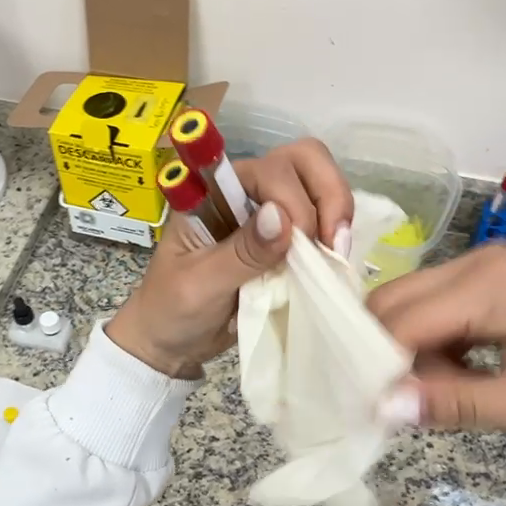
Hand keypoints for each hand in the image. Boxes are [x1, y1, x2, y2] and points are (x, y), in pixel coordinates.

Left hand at [106, 138, 352, 377]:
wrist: (170, 343)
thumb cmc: (171, 309)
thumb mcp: (201, 284)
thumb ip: (241, 253)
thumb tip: (283, 218)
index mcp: (215, 192)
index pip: (270, 168)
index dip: (294, 200)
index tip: (299, 244)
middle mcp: (245, 193)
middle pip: (304, 162)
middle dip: (329, 196)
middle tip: (333, 243)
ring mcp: (268, 216)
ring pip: (319, 188)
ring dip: (335, 218)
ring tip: (334, 258)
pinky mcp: (284, 242)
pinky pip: (320, 225)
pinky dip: (332, 241)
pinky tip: (331, 267)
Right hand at [367, 243, 505, 434]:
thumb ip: (457, 405)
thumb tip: (381, 409)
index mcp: (488, 282)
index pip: (400, 321)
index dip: (377, 367)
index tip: (370, 413)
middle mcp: (475, 262)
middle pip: (391, 305)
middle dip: (387, 357)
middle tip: (406, 406)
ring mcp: (480, 268)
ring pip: (406, 310)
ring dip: (412, 356)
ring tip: (451, 395)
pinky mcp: (486, 284)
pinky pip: (432, 313)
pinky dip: (432, 350)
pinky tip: (463, 377)